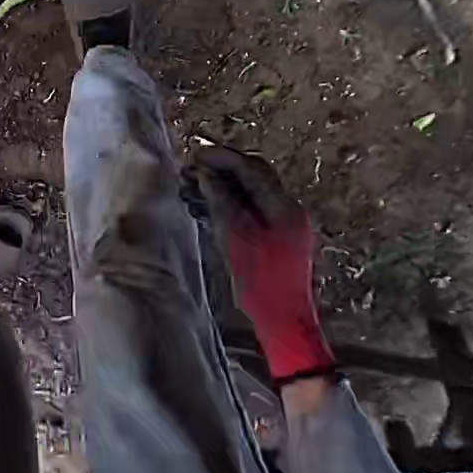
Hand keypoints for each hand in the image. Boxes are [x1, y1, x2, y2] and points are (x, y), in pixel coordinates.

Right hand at [192, 147, 334, 381]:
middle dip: (218, 169)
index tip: (194, 154)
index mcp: (283, 207)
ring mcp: (278, 223)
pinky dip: (222, 202)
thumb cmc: (260, 279)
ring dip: (217, 186)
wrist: (281, 318)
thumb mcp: (235, 235)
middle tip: (188, 168)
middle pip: (249, 176)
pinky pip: (244, 208)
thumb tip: (203, 173)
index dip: (221, 158)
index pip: (251, 169)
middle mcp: (284, 209)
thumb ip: (221, 200)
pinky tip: (199, 206)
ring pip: (244, 191)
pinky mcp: (268, 235)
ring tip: (187, 188)